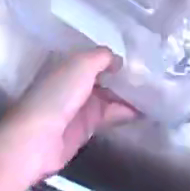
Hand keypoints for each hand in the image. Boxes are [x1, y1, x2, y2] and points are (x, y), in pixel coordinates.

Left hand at [0, 47, 139, 187]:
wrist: (38, 138)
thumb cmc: (57, 93)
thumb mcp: (82, 64)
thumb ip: (103, 57)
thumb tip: (118, 60)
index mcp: (70, 61)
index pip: (96, 54)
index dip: (114, 54)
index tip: (137, 52)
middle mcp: (76, 80)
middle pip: (105, 75)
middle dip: (124, 75)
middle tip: (150, 73)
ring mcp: (81, 103)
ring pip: (110, 94)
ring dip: (128, 94)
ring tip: (151, 91)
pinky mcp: (87, 126)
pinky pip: (110, 114)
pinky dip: (124, 111)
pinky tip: (141, 109)